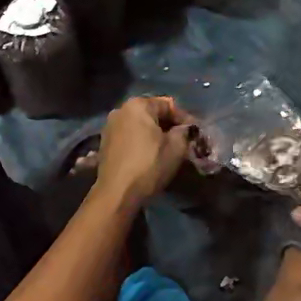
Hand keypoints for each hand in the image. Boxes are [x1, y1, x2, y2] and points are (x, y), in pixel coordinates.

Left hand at [93, 96, 194, 210]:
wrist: (117, 194)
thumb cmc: (149, 165)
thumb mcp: (177, 147)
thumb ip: (184, 131)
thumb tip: (184, 129)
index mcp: (138, 105)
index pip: (168, 105)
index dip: (184, 118)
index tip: (195, 132)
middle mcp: (121, 110)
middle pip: (152, 113)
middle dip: (168, 125)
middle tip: (183, 139)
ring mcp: (110, 127)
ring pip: (140, 125)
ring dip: (154, 133)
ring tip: (167, 148)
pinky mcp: (105, 143)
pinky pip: (129, 136)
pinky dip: (141, 141)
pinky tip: (149, 154)